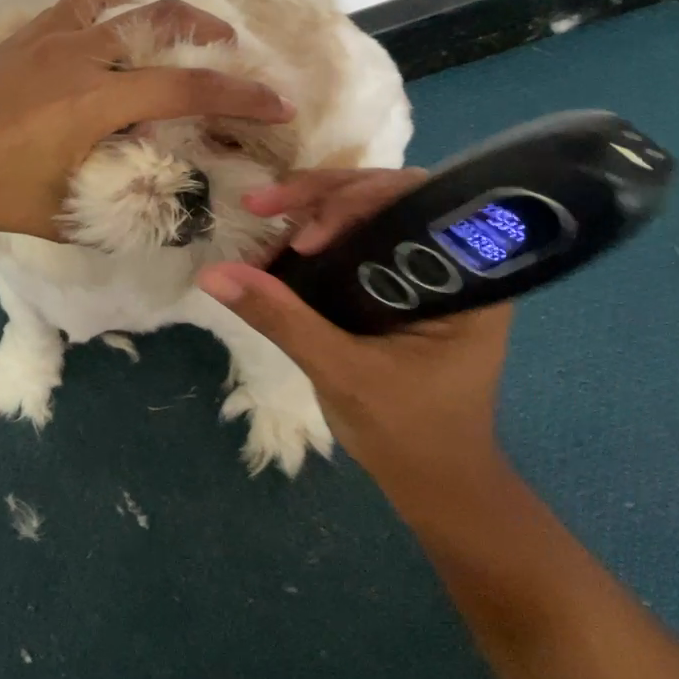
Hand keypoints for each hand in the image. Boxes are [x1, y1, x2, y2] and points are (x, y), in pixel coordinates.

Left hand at [0, 0, 292, 241]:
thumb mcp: (64, 212)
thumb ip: (121, 205)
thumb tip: (168, 212)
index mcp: (92, 102)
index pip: (185, 89)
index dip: (240, 97)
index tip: (278, 104)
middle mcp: (75, 57)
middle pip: (159, 23)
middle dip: (209, 34)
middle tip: (234, 55)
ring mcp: (42, 39)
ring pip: (114, 0)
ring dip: (153, 13)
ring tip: (170, 36)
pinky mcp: (17, 38)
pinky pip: (73, 6)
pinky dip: (105, 10)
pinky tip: (105, 37)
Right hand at [196, 168, 513, 494]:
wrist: (433, 483)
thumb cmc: (409, 431)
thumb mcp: (341, 371)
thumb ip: (281, 318)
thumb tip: (212, 274)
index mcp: (465, 277)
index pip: (415, 200)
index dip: (356, 200)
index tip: (305, 239)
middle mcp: (447, 261)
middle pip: (383, 196)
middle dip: (320, 196)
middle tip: (259, 206)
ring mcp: (417, 272)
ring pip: (362, 214)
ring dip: (306, 213)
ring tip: (258, 235)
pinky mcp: (389, 287)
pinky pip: (349, 242)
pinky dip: (307, 238)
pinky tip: (271, 255)